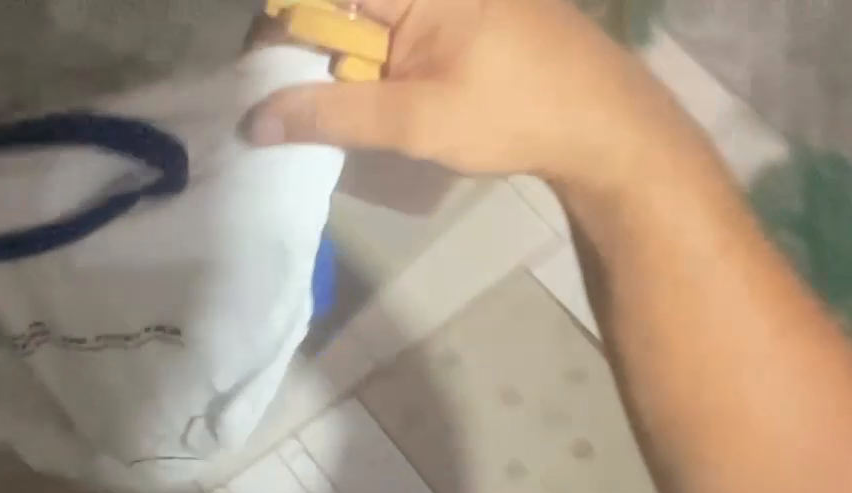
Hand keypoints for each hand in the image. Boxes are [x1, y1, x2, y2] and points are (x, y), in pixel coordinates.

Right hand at [246, 0, 693, 192]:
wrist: (598, 122)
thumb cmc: (510, 111)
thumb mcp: (413, 119)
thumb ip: (331, 115)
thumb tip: (255, 122)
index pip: (323, 0)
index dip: (281, 29)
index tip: (253, 79)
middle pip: (339, 11)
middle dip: (300, 52)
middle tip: (271, 108)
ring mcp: (438, 5)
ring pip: (359, 27)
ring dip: (327, 68)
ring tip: (298, 114)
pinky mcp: (448, 24)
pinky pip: (385, 38)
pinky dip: (358, 70)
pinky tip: (345, 106)